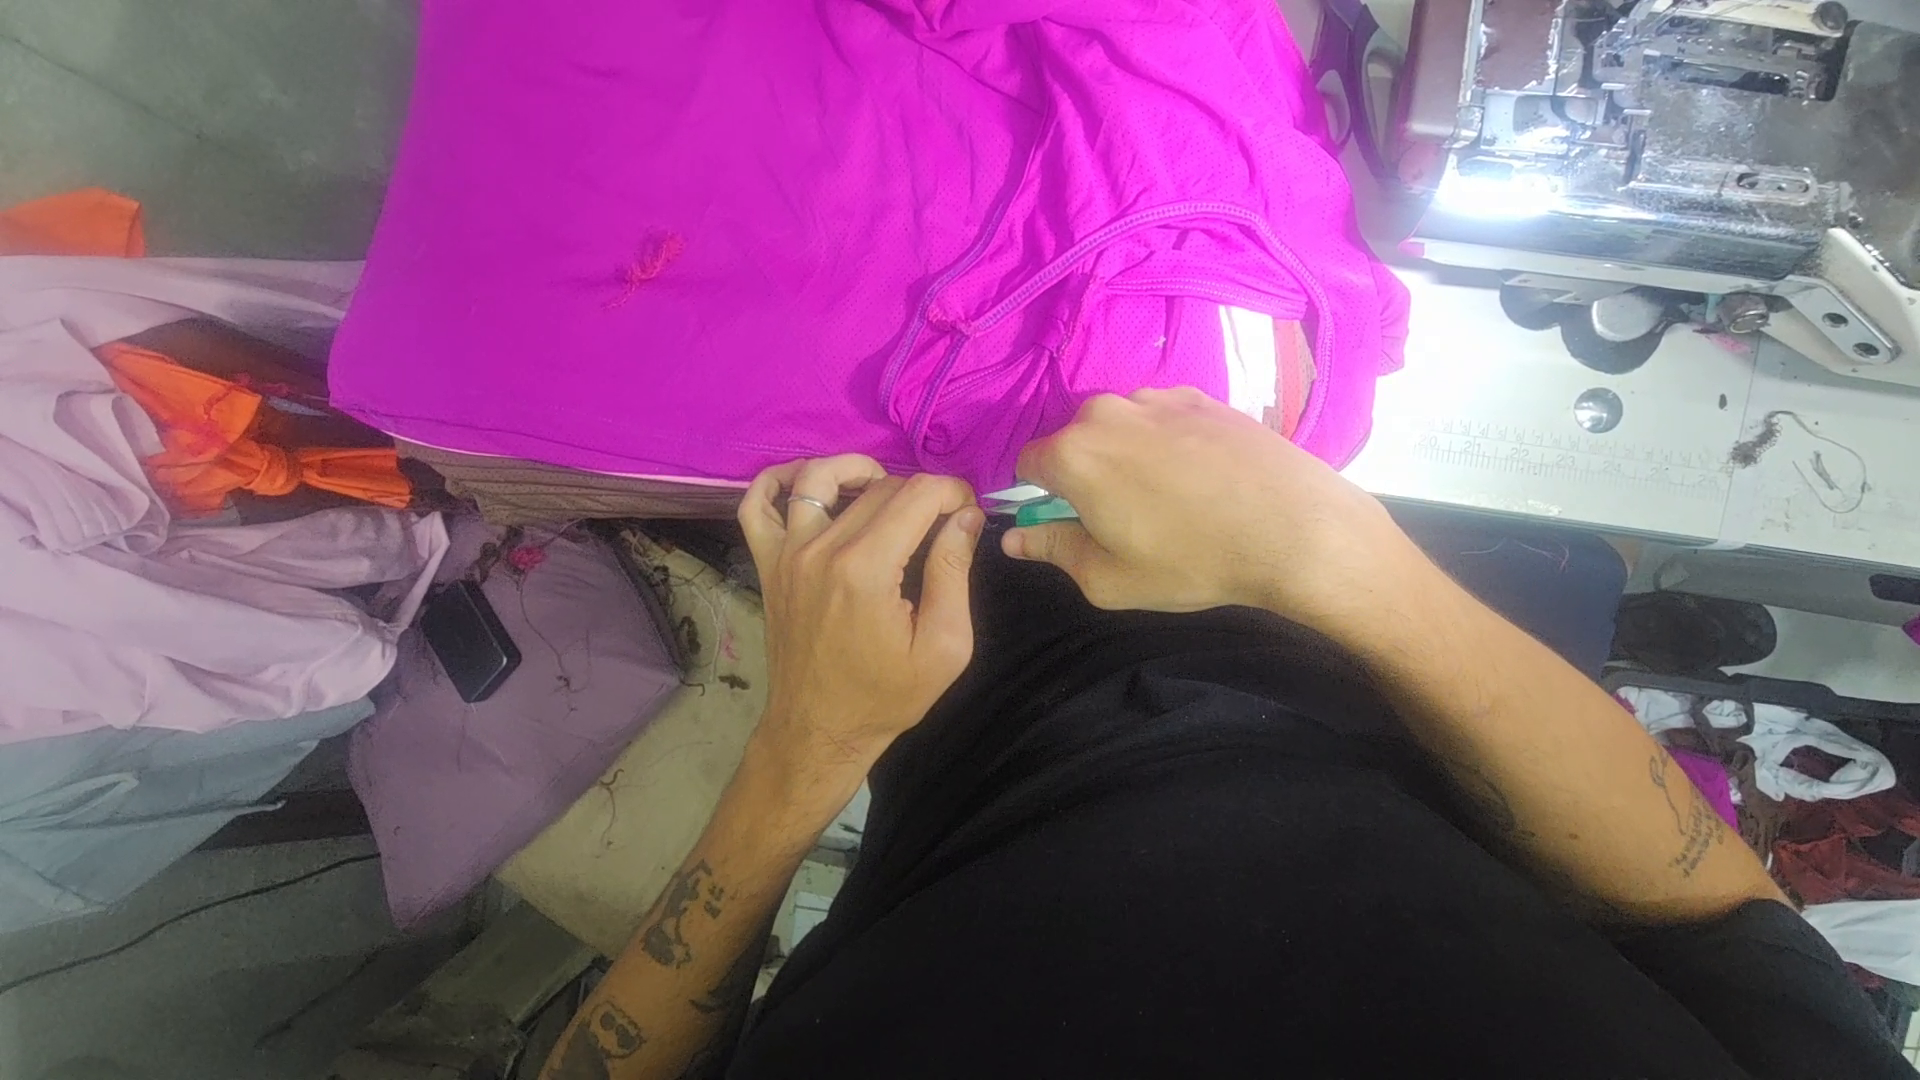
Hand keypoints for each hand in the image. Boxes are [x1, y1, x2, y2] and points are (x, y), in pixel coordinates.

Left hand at [738, 455, 984, 771]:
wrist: (820, 729)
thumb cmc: (886, 695)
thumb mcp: (945, 647)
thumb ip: (955, 572)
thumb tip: (966, 515)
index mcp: (868, 570)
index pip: (918, 494)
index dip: (953, 491)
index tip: (968, 511)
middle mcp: (822, 549)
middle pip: (879, 485)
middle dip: (921, 491)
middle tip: (941, 520)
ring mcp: (787, 553)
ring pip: (820, 478)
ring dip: (859, 471)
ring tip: (885, 489)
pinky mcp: (767, 563)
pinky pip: (757, 505)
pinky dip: (779, 482)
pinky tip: (808, 484)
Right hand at [1003, 388, 1422, 634]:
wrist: (1297, 528)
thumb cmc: (1191, 561)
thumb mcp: (1108, 578)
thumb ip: (1051, 550)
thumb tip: (1013, 540)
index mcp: (1074, 453)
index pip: (1027, 463)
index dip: (1040, 496)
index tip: (1069, 521)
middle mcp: (1107, 411)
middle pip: (1074, 441)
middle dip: (1084, 474)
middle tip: (1122, 517)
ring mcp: (1158, 398)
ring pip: (1118, 427)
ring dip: (1125, 456)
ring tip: (1169, 497)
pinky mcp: (1201, 396)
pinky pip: (1160, 419)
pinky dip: (1165, 443)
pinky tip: (1200, 477)